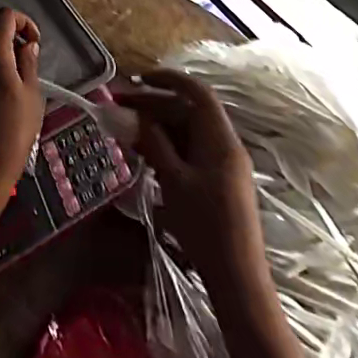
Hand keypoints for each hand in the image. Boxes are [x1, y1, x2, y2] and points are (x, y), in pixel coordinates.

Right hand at [115, 71, 263, 290]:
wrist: (237, 279)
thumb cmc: (206, 227)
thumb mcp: (174, 181)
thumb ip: (155, 144)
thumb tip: (135, 116)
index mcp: (221, 139)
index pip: (197, 93)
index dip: (169, 80)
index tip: (139, 78)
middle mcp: (225, 145)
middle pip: (189, 113)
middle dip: (154, 107)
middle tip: (120, 108)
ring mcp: (224, 165)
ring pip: (188, 133)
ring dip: (158, 129)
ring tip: (125, 132)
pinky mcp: (218, 182)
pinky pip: (191, 152)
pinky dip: (168, 149)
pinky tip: (145, 156)